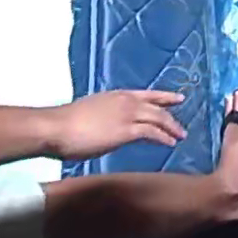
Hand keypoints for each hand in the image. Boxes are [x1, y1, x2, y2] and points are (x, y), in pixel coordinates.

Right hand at [40, 89, 185, 159]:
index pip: (148, 94)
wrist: (57, 127)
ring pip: (159, 119)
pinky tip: (170, 143)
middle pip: (158, 107)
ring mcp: (128, 115)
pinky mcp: (126, 131)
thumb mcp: (93, 109)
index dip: (165, 97)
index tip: (178, 98)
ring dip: (172, 128)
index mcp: (118, 95)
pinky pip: (152, 133)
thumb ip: (107, 113)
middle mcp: (127, 102)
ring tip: (180, 136)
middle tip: (181, 126)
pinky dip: (163, 137)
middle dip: (172, 116)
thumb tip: (112, 122)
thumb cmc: (67, 122)